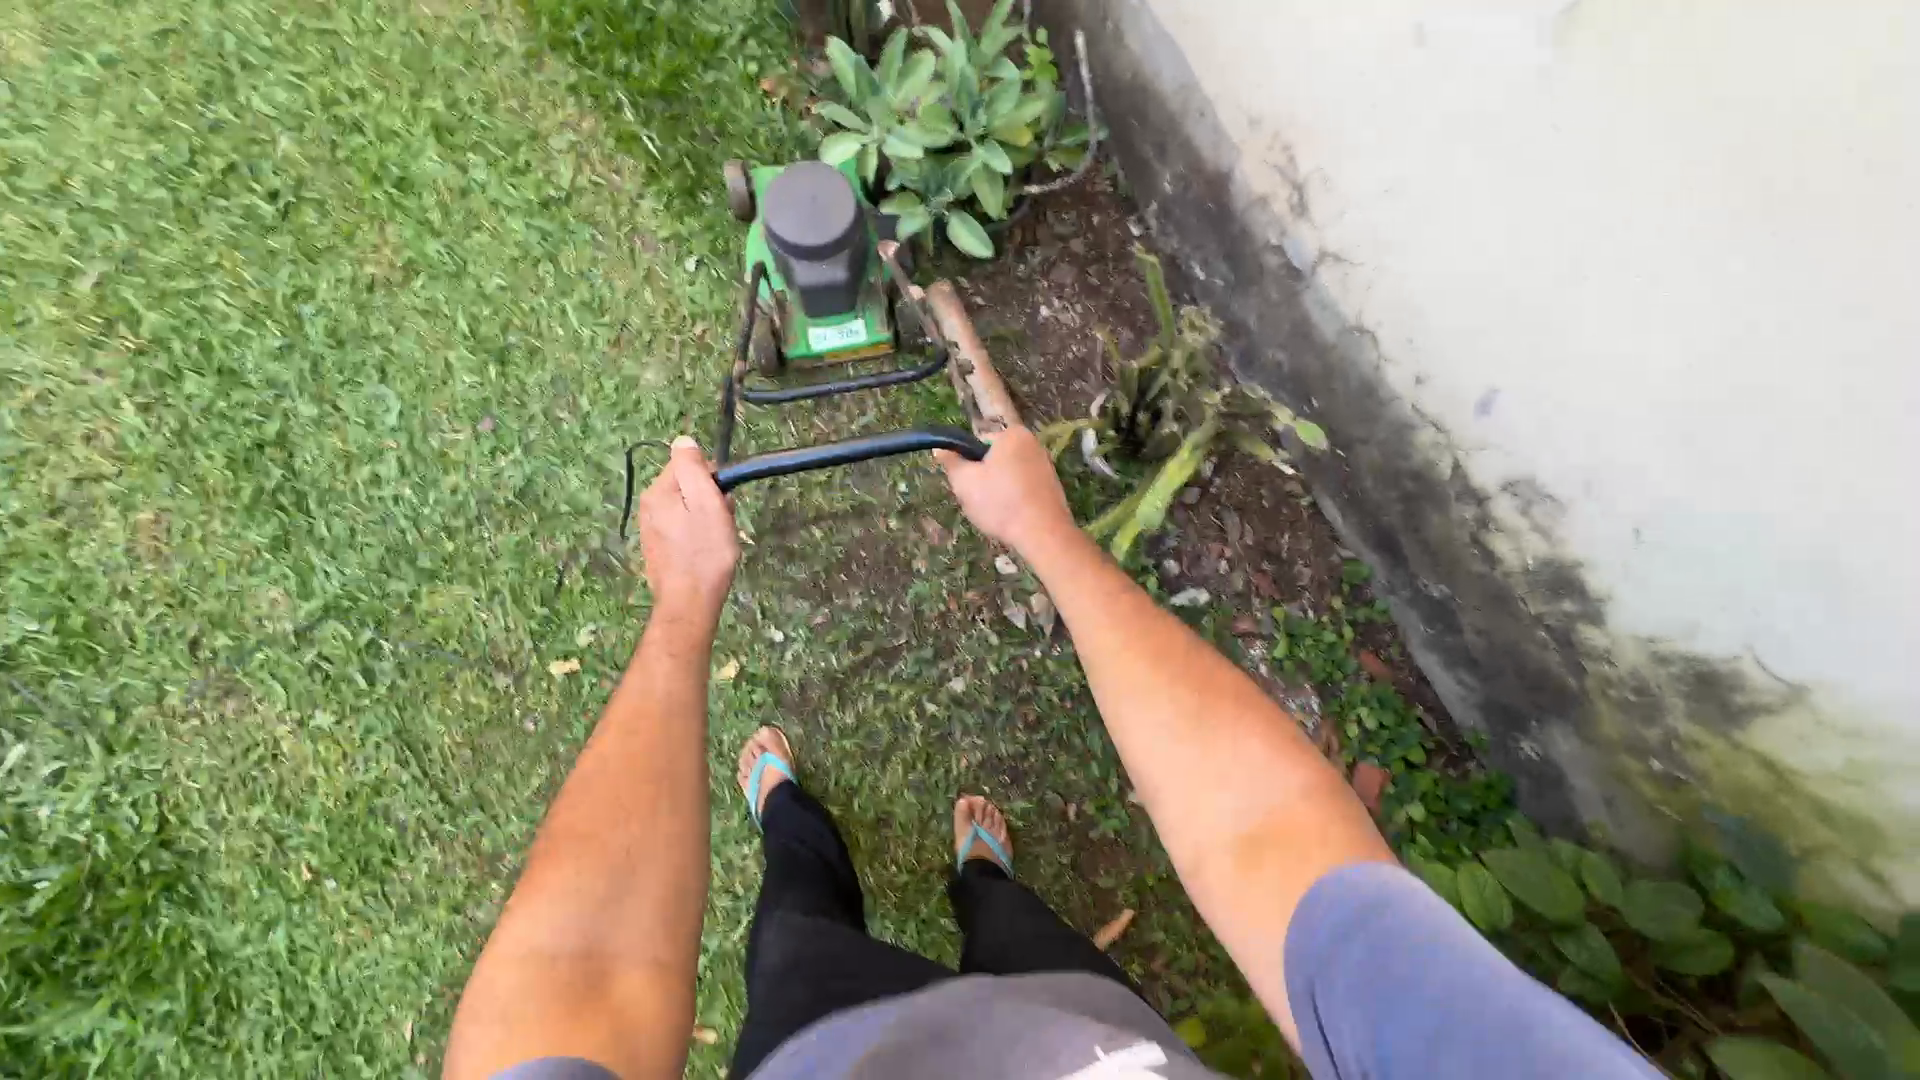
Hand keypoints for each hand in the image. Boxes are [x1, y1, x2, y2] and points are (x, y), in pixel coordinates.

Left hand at [636, 437, 739, 619]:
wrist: (690, 601)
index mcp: (658, 491)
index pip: (687, 464)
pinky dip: (696, 535)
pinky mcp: (657, 549)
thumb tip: (683, 441)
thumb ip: (693, 467)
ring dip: (704, 518)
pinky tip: (704, 552)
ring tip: (716, 539)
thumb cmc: (705, 551)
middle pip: (686, 487)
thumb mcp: (706, 502)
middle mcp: (648, 506)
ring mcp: (651, 529)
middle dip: (708, 499)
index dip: (711, 478)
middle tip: (721, 523)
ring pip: (685, 509)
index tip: (722, 500)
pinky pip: (681, 528)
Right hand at [933, 426, 1075, 554]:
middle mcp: (1033, 443)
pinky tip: (1013, 517)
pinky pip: (1024, 488)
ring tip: (997, 512)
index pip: (979, 443)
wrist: (1043, 534)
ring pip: (1009, 476)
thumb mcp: (964, 482)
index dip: (968, 464)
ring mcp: (1046, 465)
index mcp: (1013, 434)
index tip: (968, 484)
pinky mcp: (1053, 486)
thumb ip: (951, 462)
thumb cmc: (1001, 503)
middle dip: (985, 478)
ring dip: (999, 491)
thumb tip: (941, 449)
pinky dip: (1015, 500)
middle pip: (995, 459)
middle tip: (979, 500)